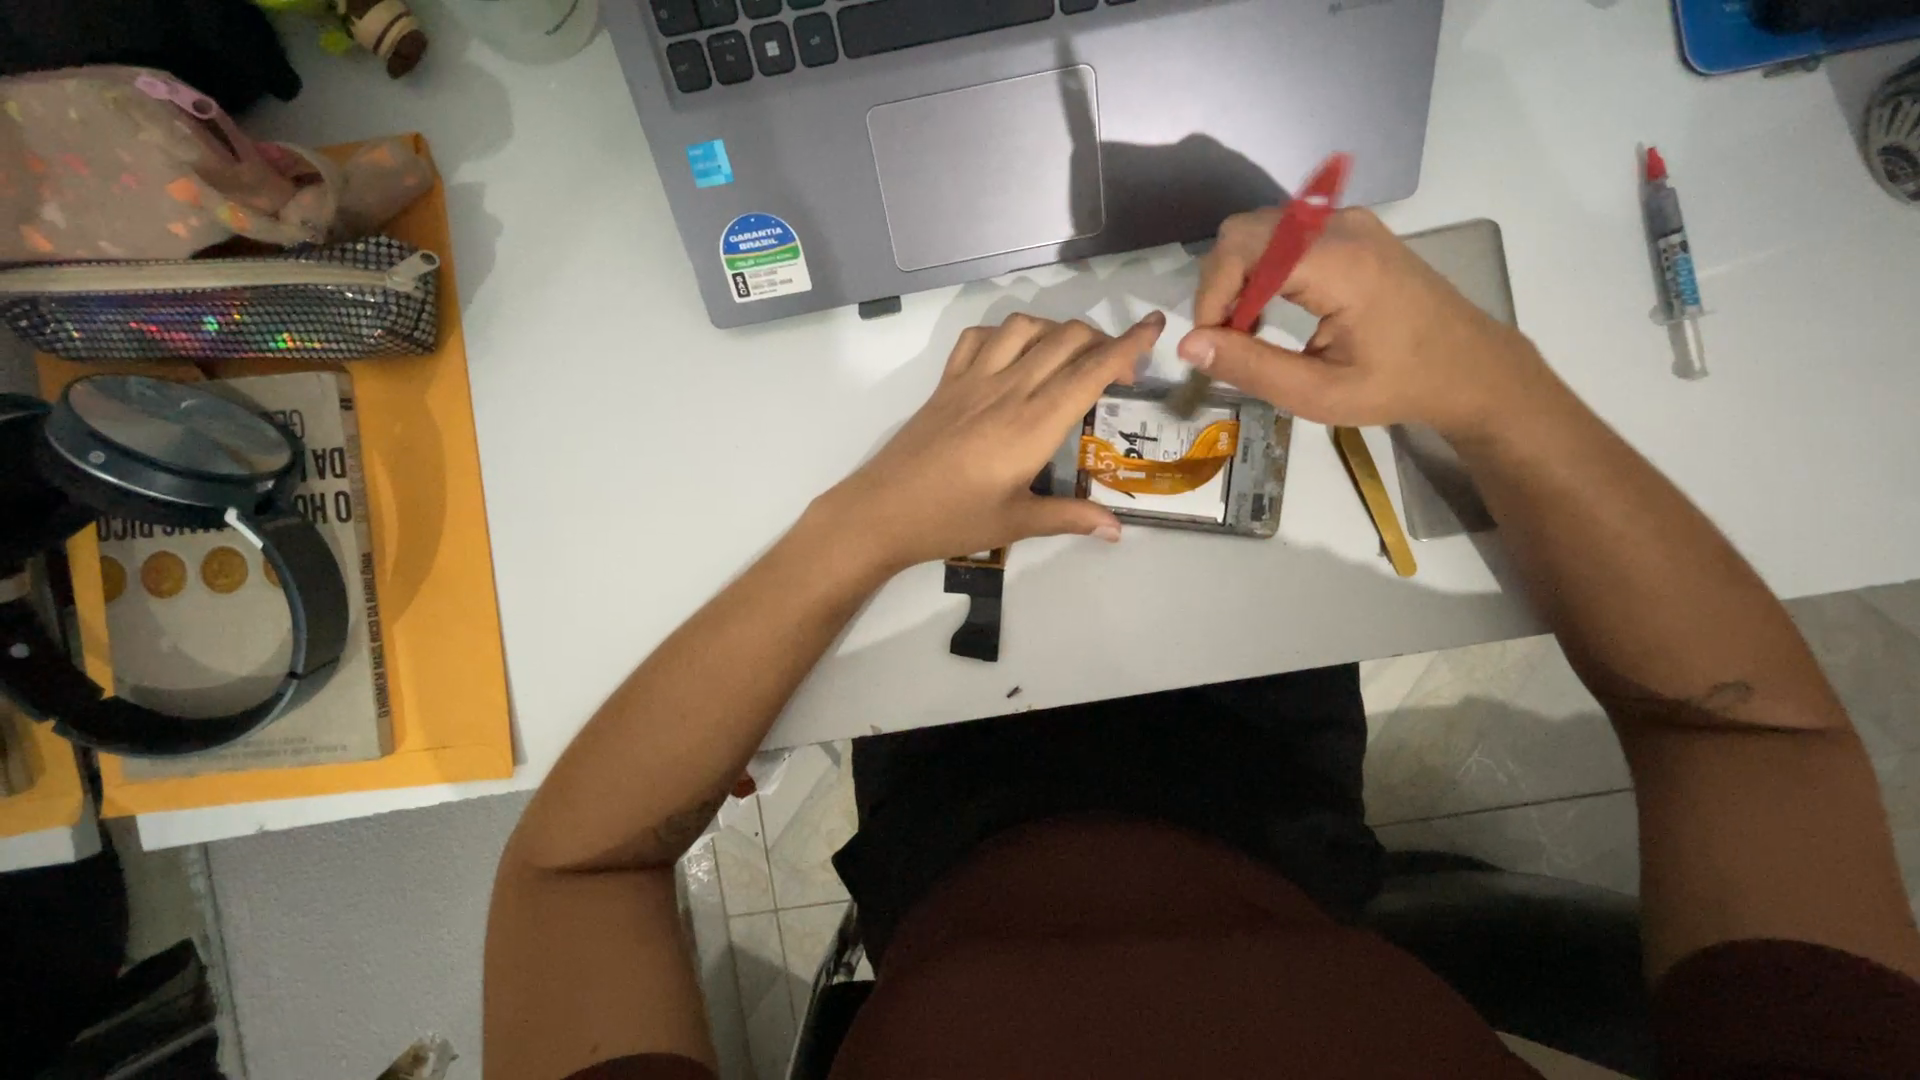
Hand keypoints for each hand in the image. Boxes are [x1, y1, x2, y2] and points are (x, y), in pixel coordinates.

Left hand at [820, 312, 1165, 570]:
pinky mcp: (946, 383)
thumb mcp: (1016, 523)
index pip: (1091, 370)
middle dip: (1102, 338)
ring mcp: (973, 381)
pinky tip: (1011, 353)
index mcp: (1034, 424)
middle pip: (1066, 338)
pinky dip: (1003, 333)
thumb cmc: (952, 520)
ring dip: (1055, 329)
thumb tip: (1116, 529)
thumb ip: (1070, 517)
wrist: (882, 511)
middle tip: (1118, 365)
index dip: (1129, 344)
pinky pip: (978, 338)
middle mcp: (1009, 390)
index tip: (1155, 328)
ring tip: (1069, 354)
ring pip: (1024, 327)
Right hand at [1178, 207, 1550, 438]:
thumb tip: (1187, 345)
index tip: (1213, 344)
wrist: (1468, 365)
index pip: (1242, 249)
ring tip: (1248, 331)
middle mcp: (1340, 227)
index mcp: (1339, 263)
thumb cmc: (1396, 385)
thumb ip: (1250, 366)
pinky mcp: (1349, 230)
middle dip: (1219, 286)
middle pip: (1243, 232)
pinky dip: (1260, 271)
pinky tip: (1270, 312)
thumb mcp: (1317, 393)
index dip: (1211, 295)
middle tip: (1228, 340)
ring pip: (1258, 231)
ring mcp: (1347, 222)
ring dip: (1237, 279)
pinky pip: (1281, 236)